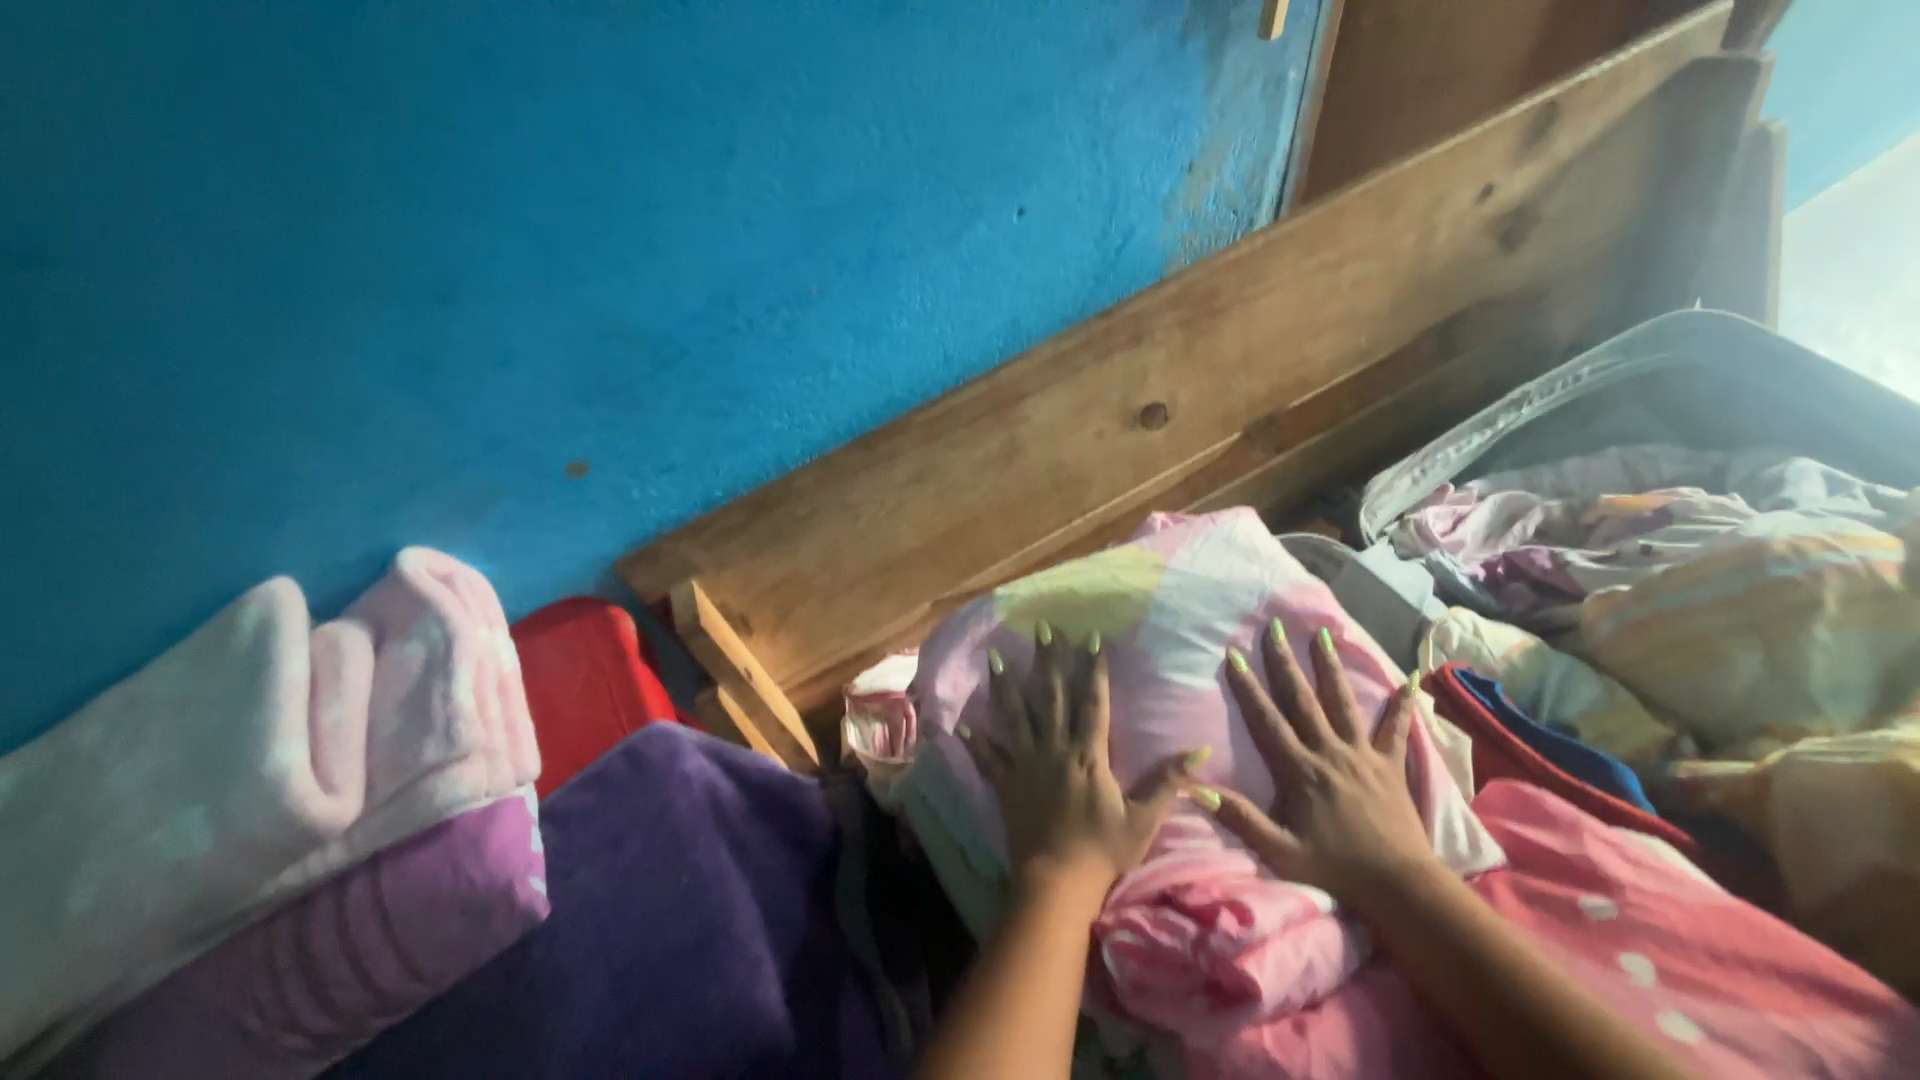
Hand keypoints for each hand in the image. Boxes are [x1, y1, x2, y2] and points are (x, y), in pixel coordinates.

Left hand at [959, 625, 1201, 901]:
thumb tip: (1199, 751)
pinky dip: (977, 741)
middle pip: (1051, 697)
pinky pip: (988, 759)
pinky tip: (964, 724)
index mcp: (1088, 754)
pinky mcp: (1006, 786)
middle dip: (1048, 661)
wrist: (1057, 882)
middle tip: (1042, 629)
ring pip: (1014, 717)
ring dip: (1005, 686)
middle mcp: (1054, 750)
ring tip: (995, 657)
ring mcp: (1026, 766)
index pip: (1094, 702)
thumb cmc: (1104, 851)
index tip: (1091, 638)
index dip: (1093, 668)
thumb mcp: (1144, 818)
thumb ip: (1168, 782)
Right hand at [1196, 621, 1440, 908]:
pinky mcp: (1390, 764)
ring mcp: (1363, 755)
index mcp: (1300, 770)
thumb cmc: (1334, 868)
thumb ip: (1240, 817)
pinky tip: (1412, 678)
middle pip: (1303, 699)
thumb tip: (1197, 787)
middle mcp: (1329, 752)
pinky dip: (1404, 703)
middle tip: (1275, 626)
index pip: (1267, 720)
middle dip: (1285, 661)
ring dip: (1330, 666)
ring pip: (1342, 702)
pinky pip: (1397, 728)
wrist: (1399, 885)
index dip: (1249, 686)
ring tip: (1323, 634)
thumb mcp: (1279, 850)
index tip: (1236, 654)